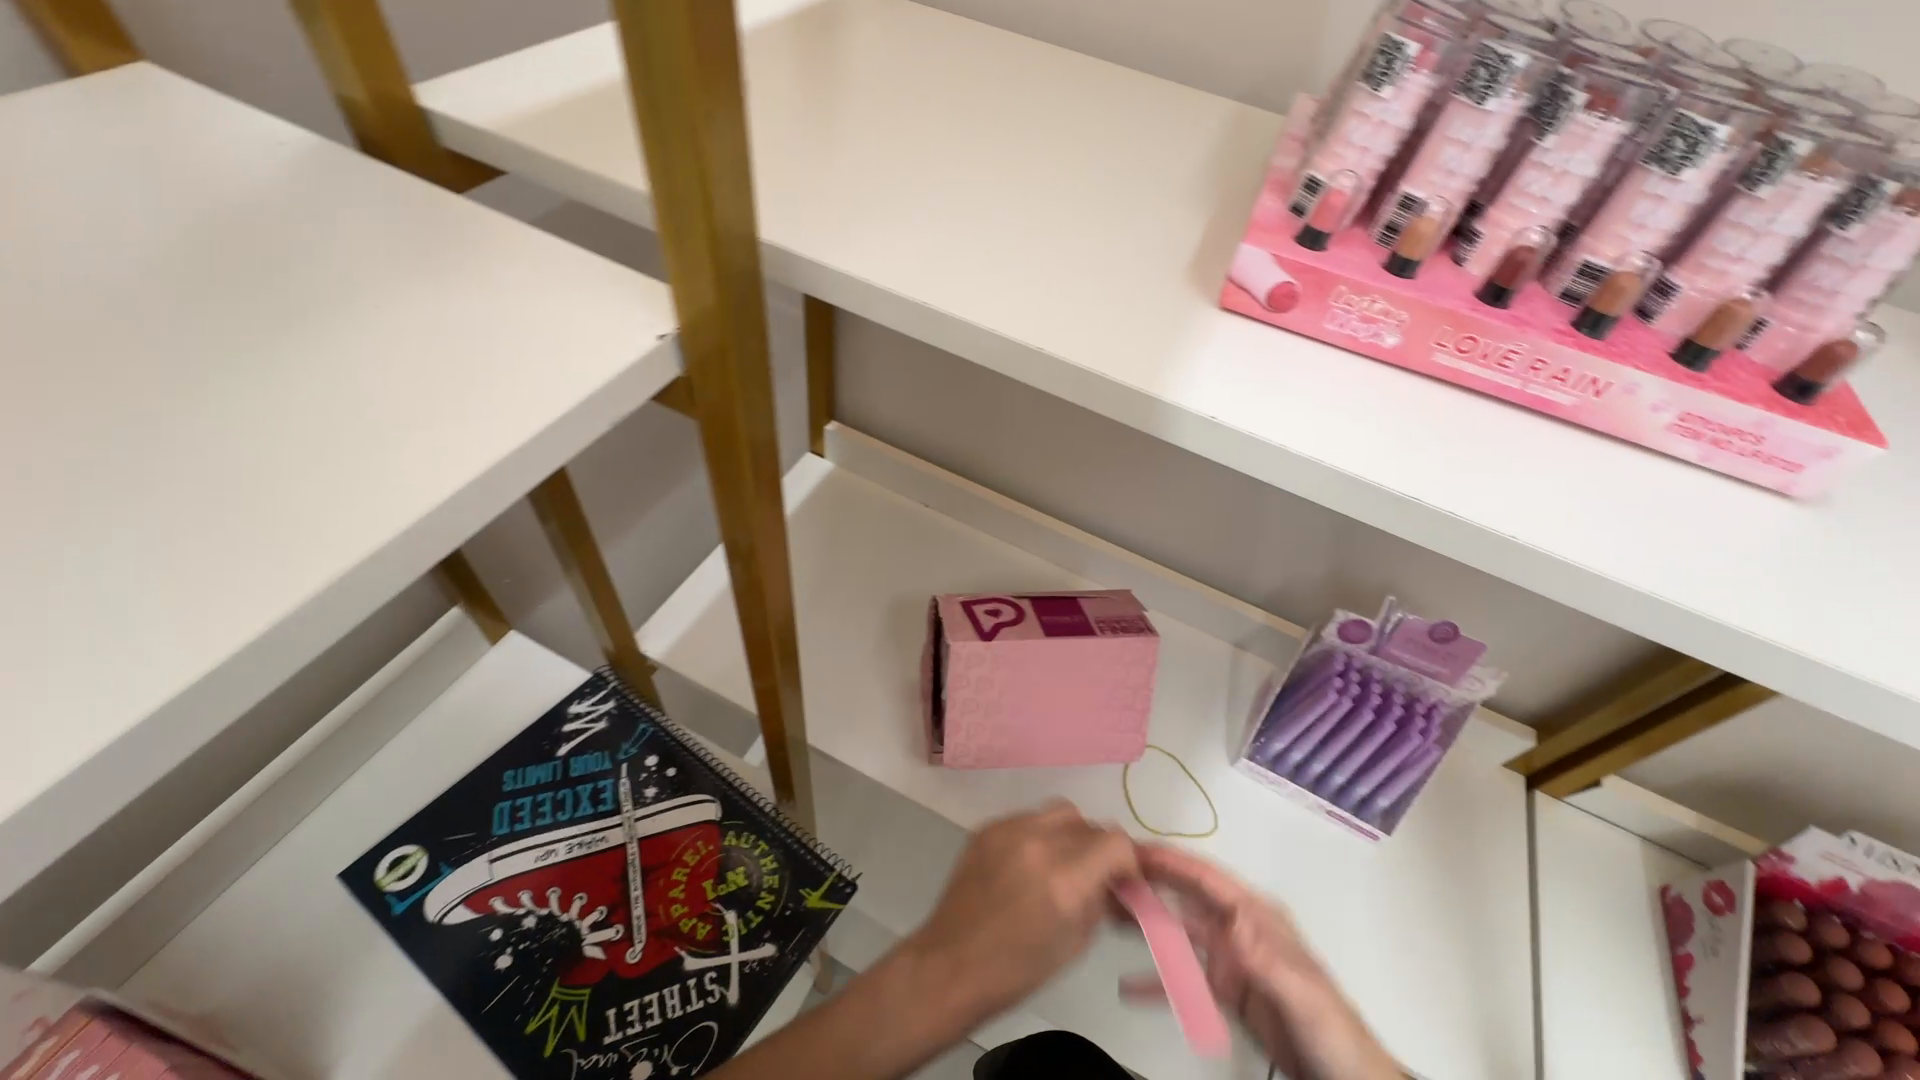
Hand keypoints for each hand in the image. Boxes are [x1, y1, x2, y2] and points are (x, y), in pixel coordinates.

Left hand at [901, 800, 1138, 1029]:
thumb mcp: (1076, 940)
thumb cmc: (1018, 967)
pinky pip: (1028, 818)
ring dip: (1071, 835)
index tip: (1122, 882)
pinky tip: (1029, 864)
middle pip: (1089, 823)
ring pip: (1060, 813)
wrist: (951, 963)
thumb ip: (1102, 900)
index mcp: (1064, 877)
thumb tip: (1120, 883)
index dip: (1127, 862)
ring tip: (1061, 866)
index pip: (1116, 842)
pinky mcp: (986, 828)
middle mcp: (1038, 842)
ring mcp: (1008, 830)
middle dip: (1099, 849)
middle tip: (1094, 876)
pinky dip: (1039, 835)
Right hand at [1133, 844, 1399, 1079]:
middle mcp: (1241, 932)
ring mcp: (1232, 963)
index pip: (1210, 881)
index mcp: (1260, 921)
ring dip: (1150, 926)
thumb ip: (1269, 961)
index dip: (1174, 862)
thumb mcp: (1303, 995)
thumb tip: (1233, 923)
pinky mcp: (1226, 993)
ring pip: (1181, 934)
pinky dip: (1158, 980)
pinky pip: (1185, 980)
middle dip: (1154, 884)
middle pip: (1189, 900)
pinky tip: (1129, 985)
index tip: (1136, 850)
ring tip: (1111, 916)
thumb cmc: (1332, 1030)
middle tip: (1111, 875)